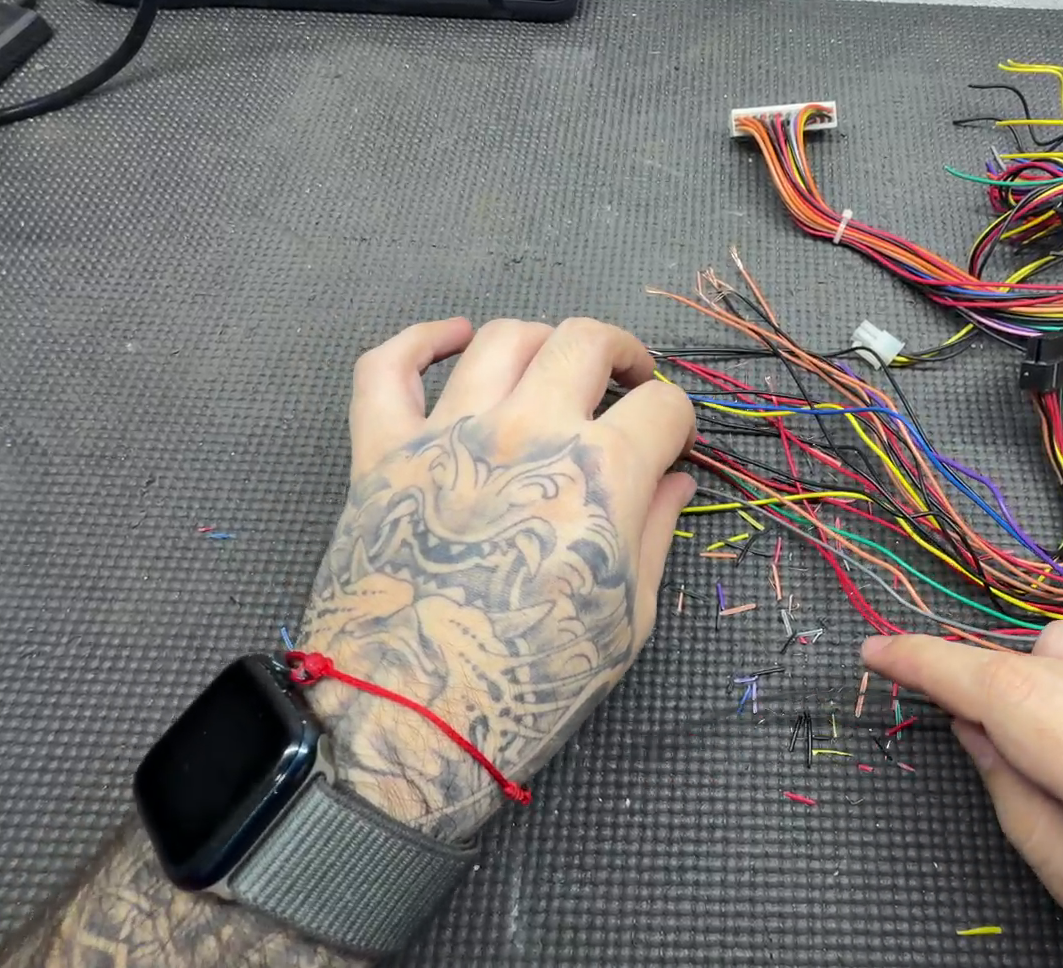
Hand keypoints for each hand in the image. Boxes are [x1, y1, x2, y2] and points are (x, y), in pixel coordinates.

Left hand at [300, 318, 695, 841]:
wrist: (414, 724)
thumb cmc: (537, 679)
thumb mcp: (630, 614)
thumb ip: (656, 531)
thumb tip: (675, 481)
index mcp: (601, 472)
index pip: (662, 406)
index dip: (680, 419)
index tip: (673, 442)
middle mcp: (529, 431)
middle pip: (587, 342)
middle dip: (624, 353)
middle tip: (629, 383)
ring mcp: (450, 435)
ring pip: (502, 339)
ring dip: (543, 340)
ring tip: (556, 367)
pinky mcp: (382, 452)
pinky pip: (387, 367)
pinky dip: (420, 340)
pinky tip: (452, 337)